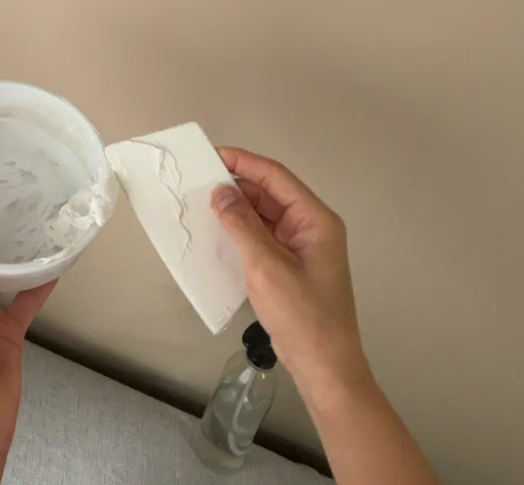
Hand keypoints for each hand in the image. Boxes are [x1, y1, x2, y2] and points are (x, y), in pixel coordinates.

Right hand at [210, 147, 367, 396]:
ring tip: (201, 201)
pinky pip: (261, 234)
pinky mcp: (289, 263)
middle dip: (235, 184)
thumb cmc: (302, 314)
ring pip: (263, 213)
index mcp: (315, 219)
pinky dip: (239, 228)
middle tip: (199, 179)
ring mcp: (300, 246)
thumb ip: (241, 224)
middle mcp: (310, 226)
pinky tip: (216, 230)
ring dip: (235, 207)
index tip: (210, 155)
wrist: (325, 368)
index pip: (275, 176)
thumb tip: (219, 191)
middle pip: (269, 192)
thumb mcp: (266, 265)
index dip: (243, 162)